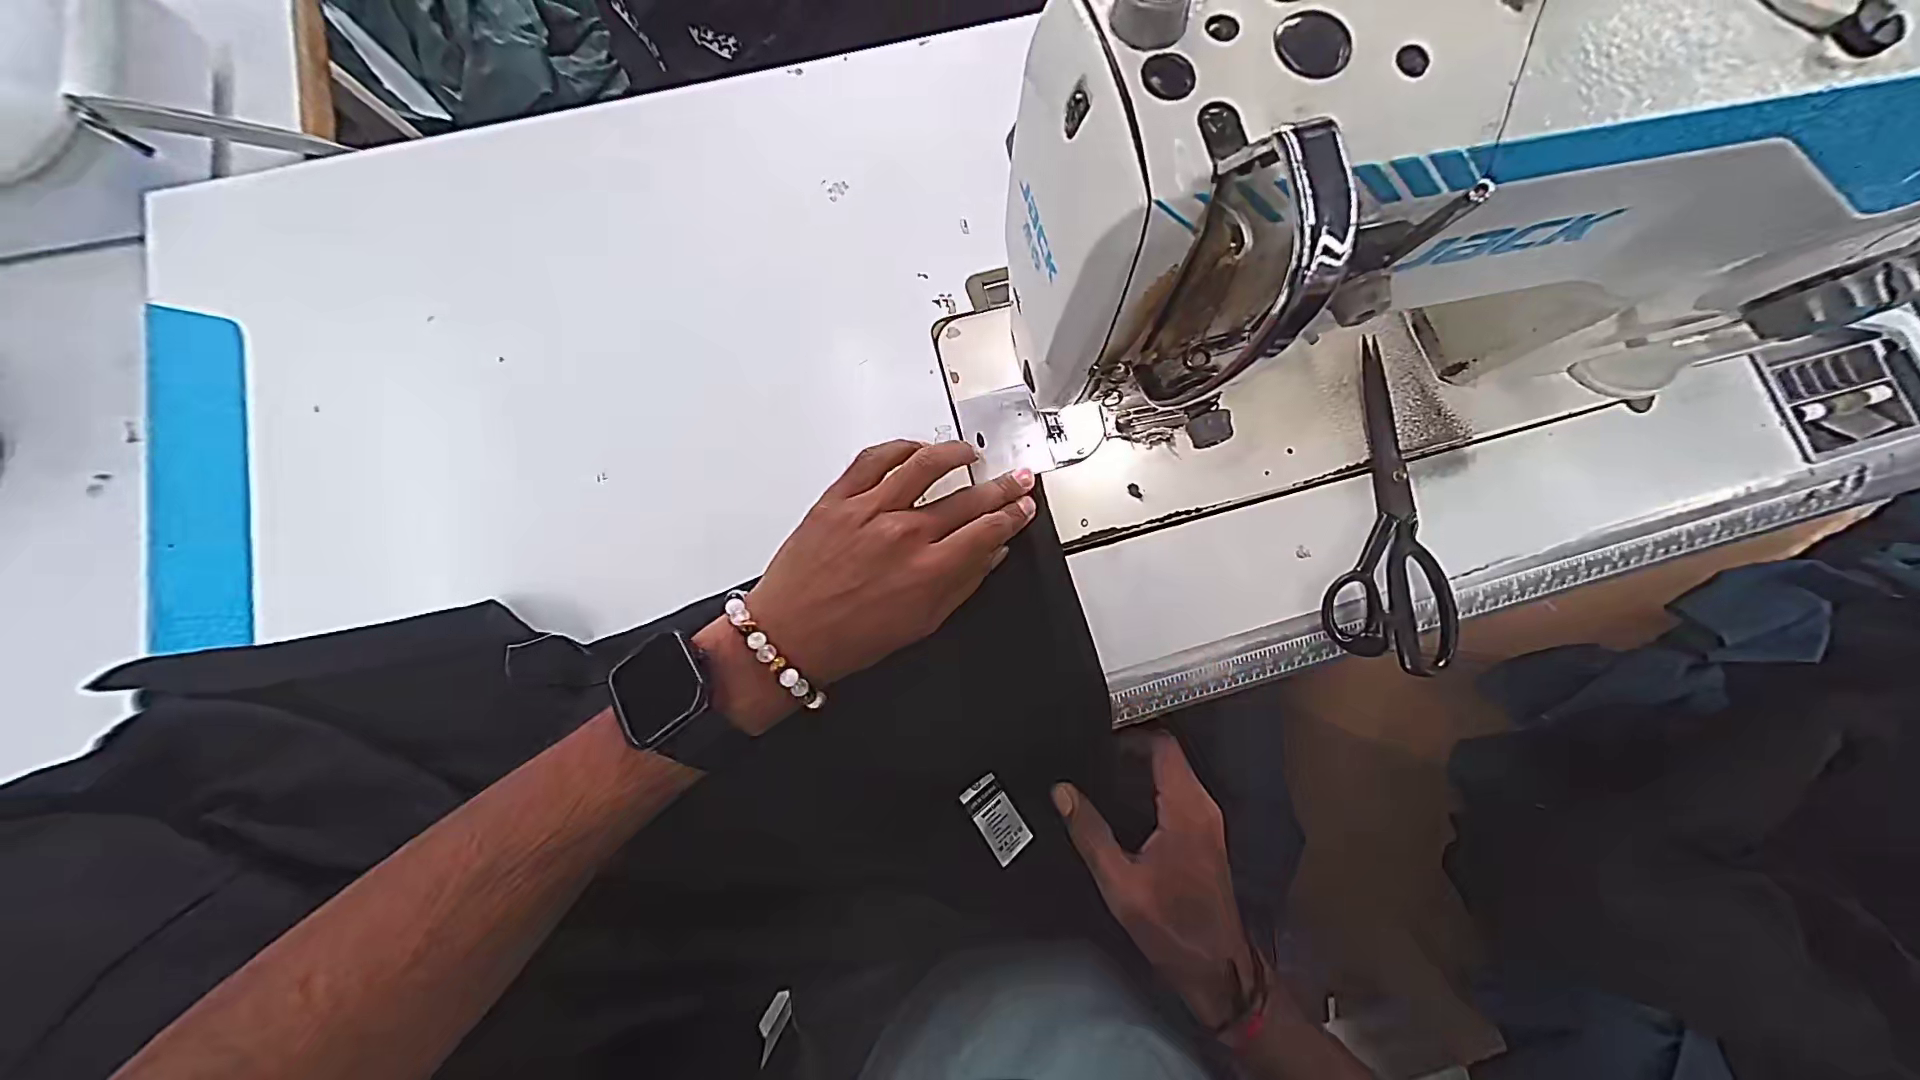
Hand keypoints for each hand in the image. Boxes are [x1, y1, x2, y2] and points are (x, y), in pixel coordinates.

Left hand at [694, 440, 1036, 732]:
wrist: (788, 636)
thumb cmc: (848, 638)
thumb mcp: (921, 623)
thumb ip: (962, 584)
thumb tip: (991, 555)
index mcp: (927, 570)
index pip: (987, 528)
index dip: (1013, 513)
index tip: (1022, 506)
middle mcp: (902, 534)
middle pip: (966, 497)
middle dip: (1001, 486)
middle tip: (1014, 479)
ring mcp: (868, 511)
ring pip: (925, 463)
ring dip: (957, 453)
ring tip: (969, 454)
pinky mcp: (837, 499)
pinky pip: (873, 458)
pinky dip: (901, 447)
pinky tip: (915, 449)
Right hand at [1054, 734, 1256, 1028]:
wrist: (1217, 969)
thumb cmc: (1173, 928)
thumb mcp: (1120, 883)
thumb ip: (1089, 832)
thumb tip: (1062, 792)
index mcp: (1187, 809)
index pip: (1163, 745)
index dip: (1130, 734)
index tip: (1100, 737)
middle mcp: (1204, 807)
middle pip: (1168, 755)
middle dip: (1130, 750)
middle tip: (1094, 755)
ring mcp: (1208, 820)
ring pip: (1173, 773)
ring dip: (1140, 769)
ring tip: (1102, 773)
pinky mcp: (1206, 833)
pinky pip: (1177, 791)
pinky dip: (1150, 786)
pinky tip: (1123, 801)